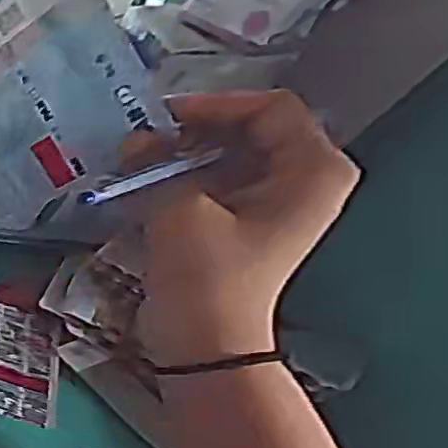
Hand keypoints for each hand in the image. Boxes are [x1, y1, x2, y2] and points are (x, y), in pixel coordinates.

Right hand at [133, 91, 358, 366]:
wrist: (203, 342)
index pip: (269, 110)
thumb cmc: (207, 276)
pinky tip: (143, 184)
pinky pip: (211, 185)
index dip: (215, 105)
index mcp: (312, 171)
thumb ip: (157, 166)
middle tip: (144, 139)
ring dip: (179, 156)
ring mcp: (269, 206)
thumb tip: (135, 139)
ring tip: (136, 161)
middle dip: (192, 132)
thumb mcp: (181, 211)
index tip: (163, 116)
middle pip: (247, 132)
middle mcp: (300, 181)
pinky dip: (178, 180)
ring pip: (224, 159)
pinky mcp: (238, 226)